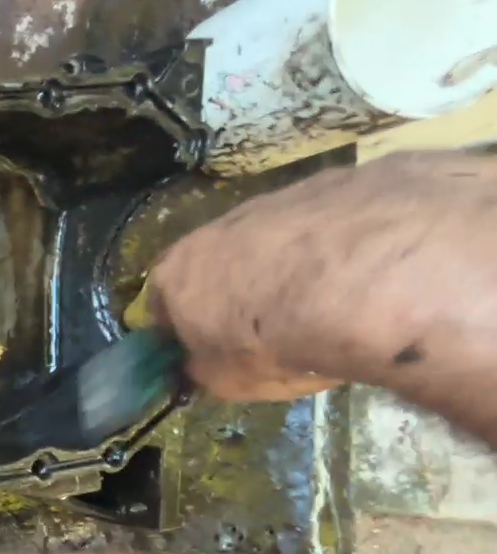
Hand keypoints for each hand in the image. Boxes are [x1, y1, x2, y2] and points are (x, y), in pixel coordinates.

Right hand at [147, 151, 496, 401]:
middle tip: (279, 321)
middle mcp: (225, 223)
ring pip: (292, 230)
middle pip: (228, 257)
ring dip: (306, 257)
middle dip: (247, 285)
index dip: (186, 326)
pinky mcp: (366, 175)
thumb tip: (205, 361)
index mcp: (178, 270)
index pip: (164, 300)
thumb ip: (205, 365)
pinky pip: (356, 212)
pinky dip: (364, 238)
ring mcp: (296, 193)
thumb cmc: (280, 341)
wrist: (386, 283)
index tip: (211, 346)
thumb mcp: (225, 379)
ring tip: (343, 295)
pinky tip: (389, 267)